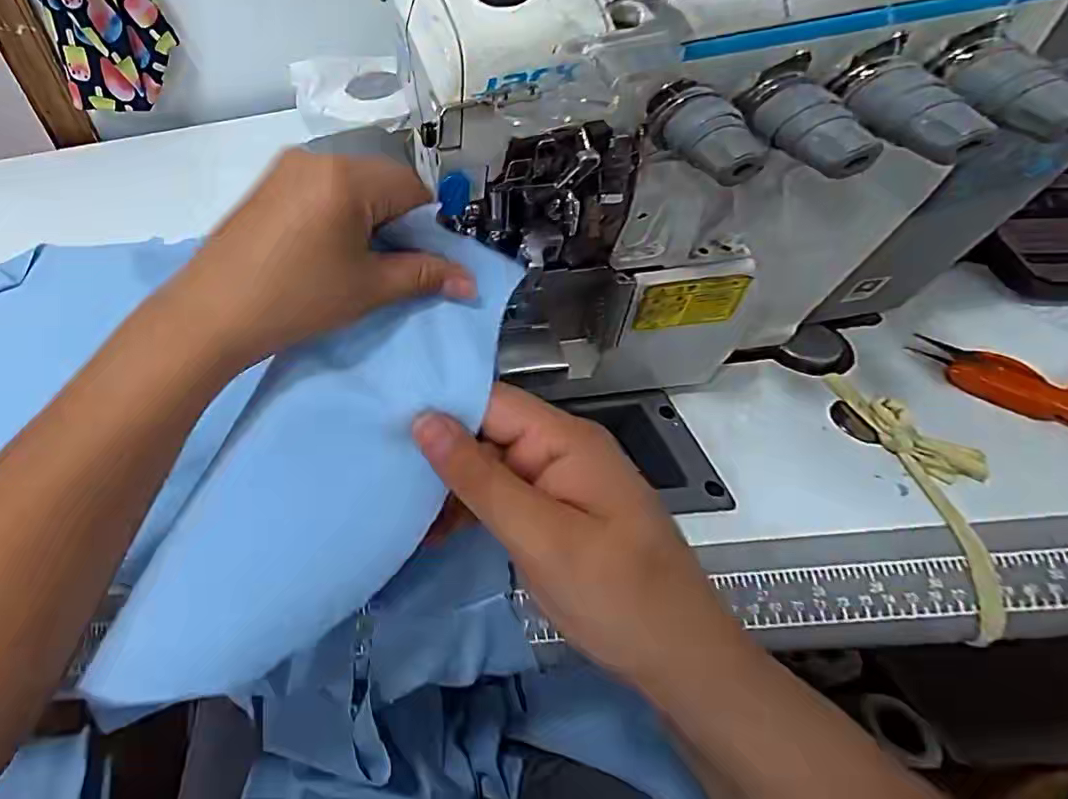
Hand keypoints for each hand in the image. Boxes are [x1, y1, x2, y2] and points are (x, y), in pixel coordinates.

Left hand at [164, 149, 475, 368]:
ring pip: (346, 186)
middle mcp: (315, 157)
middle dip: (391, 222)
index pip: (413, 187)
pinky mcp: (264, 185)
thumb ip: (423, 275)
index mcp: (346, 174)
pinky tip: (316, 251)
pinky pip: (315, 190)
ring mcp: (283, 169)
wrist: (210, 314)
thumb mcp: (366, 288)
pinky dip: (330, 214)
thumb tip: (468, 280)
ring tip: (344, 263)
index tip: (419, 262)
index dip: (426, 227)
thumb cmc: (294, 300)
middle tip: (380, 266)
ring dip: (360, 218)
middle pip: (378, 182)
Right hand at [413, 384, 759, 694]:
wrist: (683, 667)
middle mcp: (557, 447)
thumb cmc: (618, 597)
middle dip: (436, 450)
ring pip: (484, 463)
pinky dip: (467, 507)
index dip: (438, 405)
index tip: (384, 419)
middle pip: (483, 429)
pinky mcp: (548, 508)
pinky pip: (497, 492)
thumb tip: (422, 419)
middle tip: (385, 469)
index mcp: (564, 439)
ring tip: (403, 508)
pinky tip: (435, 528)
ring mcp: (552, 479)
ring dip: (447, 485)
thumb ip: (478, 478)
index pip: (489, 400)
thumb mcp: (541, 538)